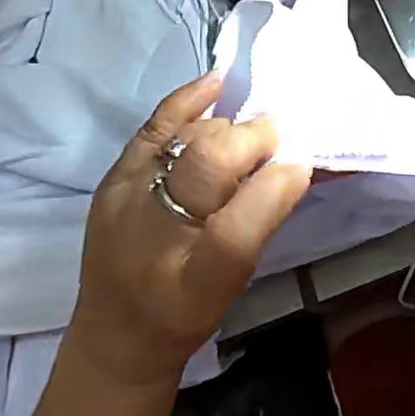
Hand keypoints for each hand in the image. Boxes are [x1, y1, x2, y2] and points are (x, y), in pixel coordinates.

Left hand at [71, 73, 311, 386]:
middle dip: (255, 140)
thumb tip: (293, 162)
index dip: (275, 186)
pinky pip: (154, 126)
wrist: (116, 333)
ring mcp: (127, 198)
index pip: (238, 225)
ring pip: (189, 140)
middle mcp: (155, 234)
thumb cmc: (187, 311)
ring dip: (230, 130)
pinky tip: (217, 82)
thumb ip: (261, 223)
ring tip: (249, 136)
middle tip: (280, 137)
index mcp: (195, 279)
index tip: (301, 163)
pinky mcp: (113, 178)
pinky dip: (188, 100)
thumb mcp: (235, 282)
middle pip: (209, 164)